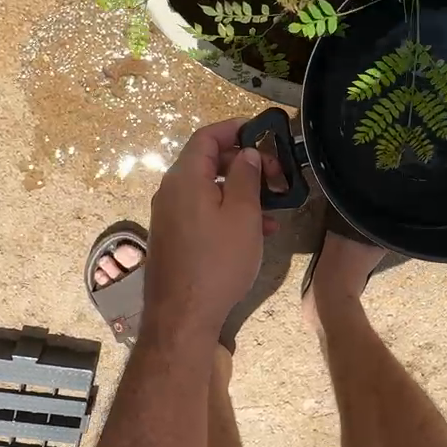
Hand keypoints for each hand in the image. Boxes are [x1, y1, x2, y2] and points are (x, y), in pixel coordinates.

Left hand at [143, 119, 273, 347]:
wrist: (183, 317)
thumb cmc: (217, 261)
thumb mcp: (242, 214)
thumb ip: (245, 177)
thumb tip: (247, 154)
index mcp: (185, 178)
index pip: (206, 137)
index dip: (234, 129)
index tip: (262, 133)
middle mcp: (171, 192)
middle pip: (207, 162)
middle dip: (244, 163)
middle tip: (276, 175)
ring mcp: (170, 216)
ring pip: (209, 189)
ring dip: (241, 191)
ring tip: (275, 206)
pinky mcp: (175, 238)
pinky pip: (204, 211)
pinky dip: (229, 211)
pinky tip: (258, 230)